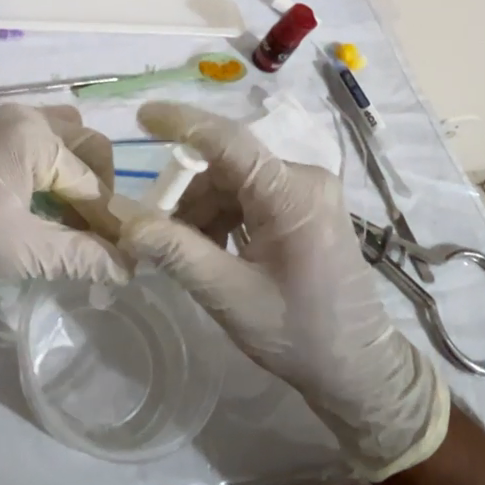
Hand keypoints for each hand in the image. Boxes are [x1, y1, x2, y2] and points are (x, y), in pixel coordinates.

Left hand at [0, 105, 129, 306]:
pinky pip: (35, 143)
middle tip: (98, 230)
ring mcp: (0, 122)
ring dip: (75, 173)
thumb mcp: (25, 251)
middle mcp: (23, 117)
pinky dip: (50, 170)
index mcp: (36, 136)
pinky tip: (46, 207)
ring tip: (74, 218)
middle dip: (98, 187)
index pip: (92, 179)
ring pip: (61, 139)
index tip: (123, 253)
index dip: (110, 219)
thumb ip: (81, 256)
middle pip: (85, 144)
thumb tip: (127, 268)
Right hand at [121, 101, 449, 479]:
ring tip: (182, 249)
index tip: (142, 117)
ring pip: (234, 181)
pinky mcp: (305, 206)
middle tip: (153, 228)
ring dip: (202, 208)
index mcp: (292, 194)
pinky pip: (250, 195)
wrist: (358, 368)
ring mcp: (308, 191)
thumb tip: (126, 223)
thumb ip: (178, 253)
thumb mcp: (230, 296)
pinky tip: (209, 247)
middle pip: (226, 166)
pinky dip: (223, 215)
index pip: (228, 141)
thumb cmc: (298, 333)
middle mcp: (304, 179)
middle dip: (186, 193)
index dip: (182, 124)